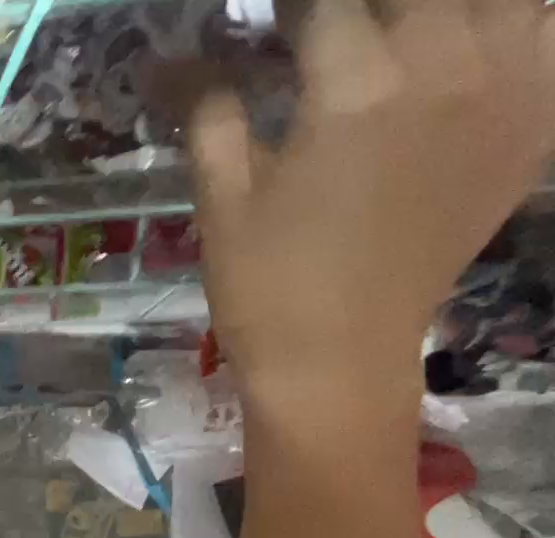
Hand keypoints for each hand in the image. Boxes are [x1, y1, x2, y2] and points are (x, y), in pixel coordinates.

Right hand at [189, 0, 554, 414]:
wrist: (338, 351)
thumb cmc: (262, 281)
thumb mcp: (221, 199)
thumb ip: (210, 112)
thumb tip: (170, 59)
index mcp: (356, 94)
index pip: (325, 5)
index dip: (285, 8)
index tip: (258, 18)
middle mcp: (449, 72)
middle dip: (356, 9)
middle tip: (320, 30)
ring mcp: (510, 92)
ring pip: (493, 1)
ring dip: (431, 13)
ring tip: (385, 38)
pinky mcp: (539, 119)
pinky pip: (544, 33)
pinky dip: (503, 27)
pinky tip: (460, 47)